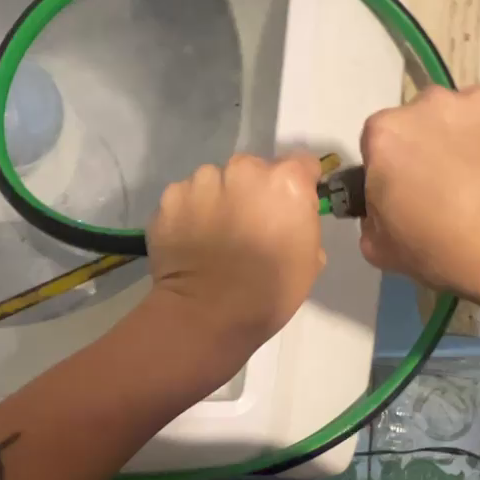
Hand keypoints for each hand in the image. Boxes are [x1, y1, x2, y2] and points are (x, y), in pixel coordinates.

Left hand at [146, 152, 325, 350]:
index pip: (300, 164)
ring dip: (217, 200)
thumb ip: (302, 222)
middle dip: (252, 191)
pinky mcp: (170, 199)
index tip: (290, 206)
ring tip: (213, 237)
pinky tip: (190, 242)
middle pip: (252, 170)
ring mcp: (202, 181)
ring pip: (214, 181)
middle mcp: (243, 169)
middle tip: (247, 226)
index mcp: (285, 181)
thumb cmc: (269, 292)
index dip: (298, 185)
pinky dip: (188, 214)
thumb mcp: (310, 259)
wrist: (207, 315)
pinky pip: (185, 198)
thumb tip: (289, 216)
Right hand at [359, 87, 479, 304]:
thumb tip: (385, 205)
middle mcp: (430, 103)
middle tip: (452, 188)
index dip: (393, 168)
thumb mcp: (380, 248)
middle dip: (433, 145)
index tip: (410, 192)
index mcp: (386, 133)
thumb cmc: (445, 251)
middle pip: (425, 120)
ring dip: (475, 139)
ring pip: (471, 115)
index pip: (380, 143)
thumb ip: (372, 214)